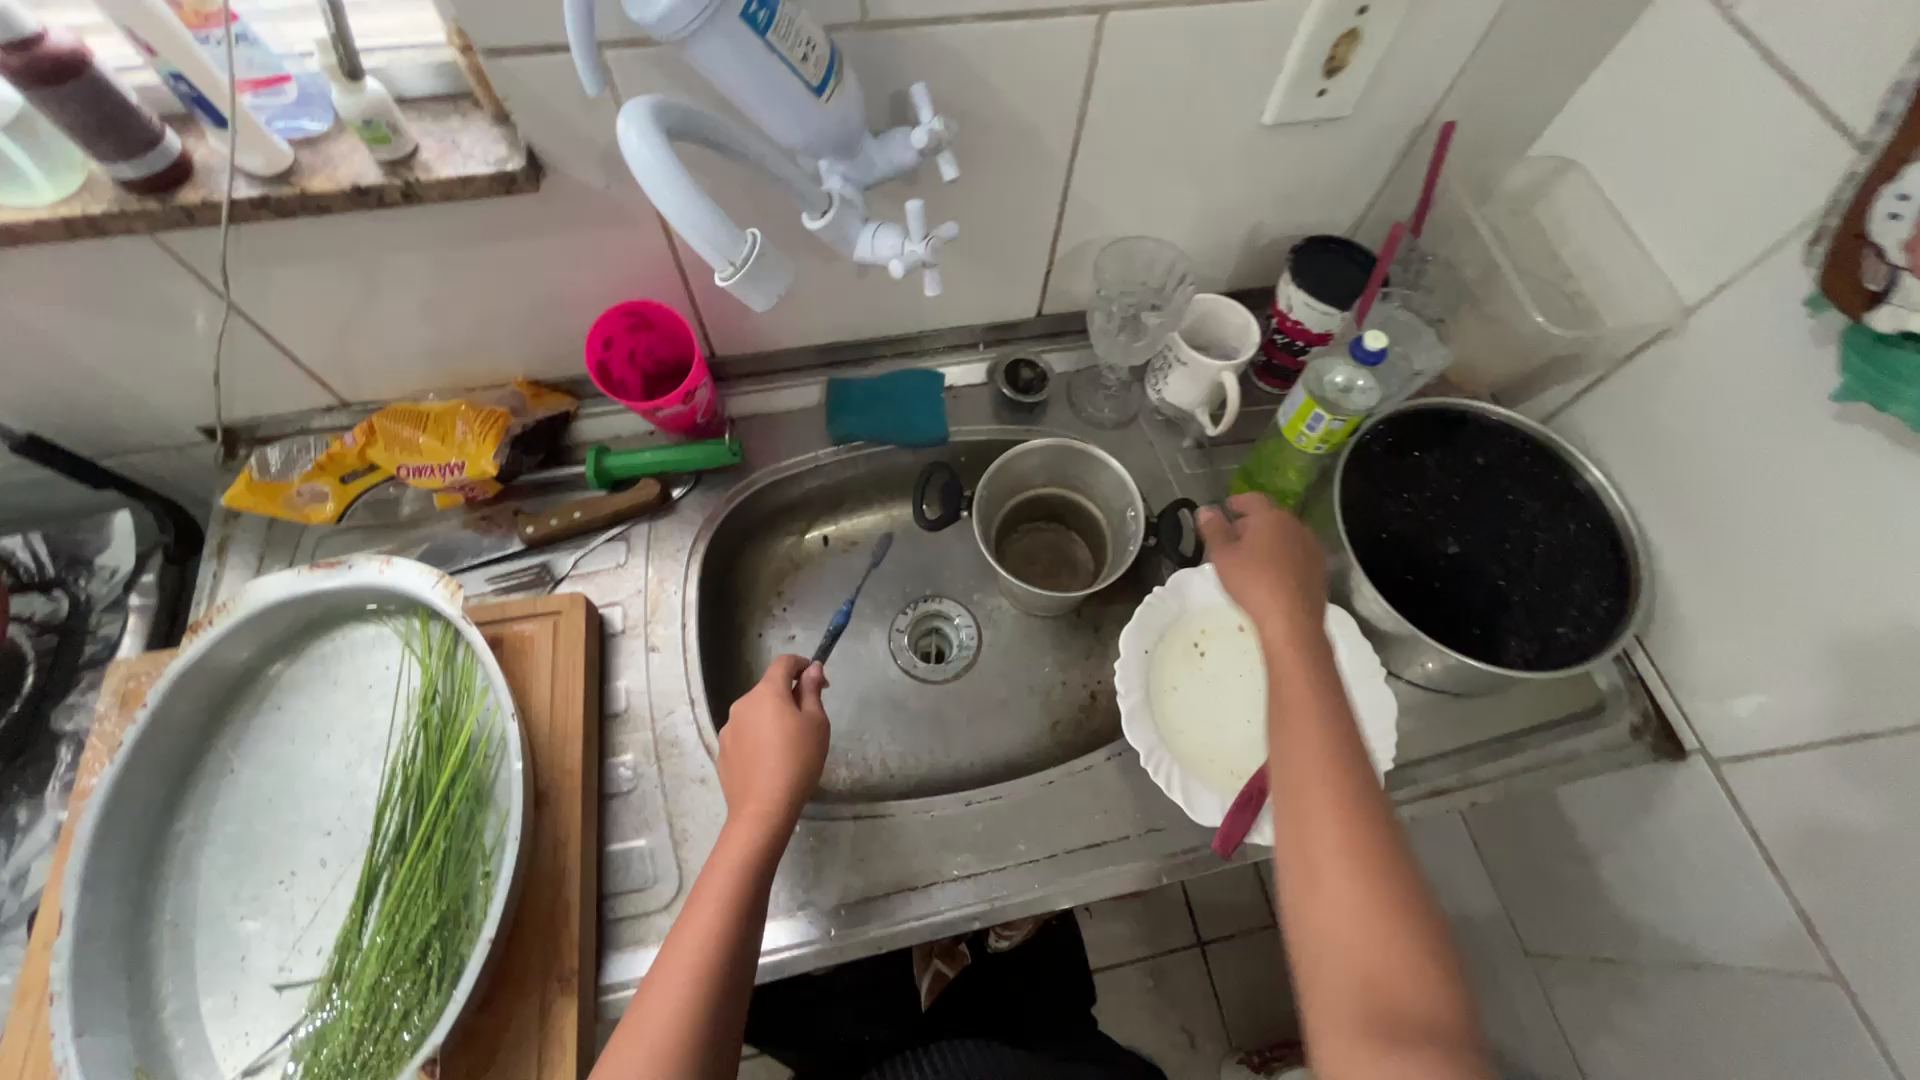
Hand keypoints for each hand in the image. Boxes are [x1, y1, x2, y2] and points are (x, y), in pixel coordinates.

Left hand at [718, 655, 829, 835]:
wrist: (763, 809)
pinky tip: (769, 761)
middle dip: (788, 696)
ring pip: (756, 712)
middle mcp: (743, 704)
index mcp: (767, 692)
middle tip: (808, 721)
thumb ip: (812, 691)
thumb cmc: (798, 761)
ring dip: (772, 717)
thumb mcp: (816, 723)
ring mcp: (729, 728)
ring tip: (788, 746)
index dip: (802, 665)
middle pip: (769, 688)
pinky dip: (758, 737)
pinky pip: (745, 733)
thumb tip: (812, 668)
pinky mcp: (722, 750)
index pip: (783, 662)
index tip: (817, 682)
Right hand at [1198, 492, 1326, 642]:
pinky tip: (1270, 573)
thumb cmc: (1252, 582)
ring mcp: (1311, 546)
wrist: (1292, 619)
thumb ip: (1213, 529)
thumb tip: (1206, 509)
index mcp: (1271, 517)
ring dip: (1267, 540)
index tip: (1225, 508)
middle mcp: (1295, 525)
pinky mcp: (1319, 567)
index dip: (1237, 501)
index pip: (1252, 499)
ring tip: (1250, 557)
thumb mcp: (1223, 556)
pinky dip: (1281, 556)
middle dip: (1250, 523)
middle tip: (1233, 537)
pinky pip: (1295, 553)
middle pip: (1270, 517)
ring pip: (1284, 535)